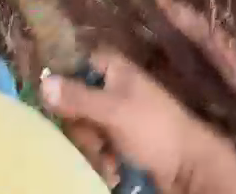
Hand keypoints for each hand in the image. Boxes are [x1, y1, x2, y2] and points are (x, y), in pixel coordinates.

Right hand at [42, 49, 235, 193]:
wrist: (194, 172)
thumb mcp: (113, 112)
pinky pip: (96, 146)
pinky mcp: (121, 142)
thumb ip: (77, 98)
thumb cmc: (155, 130)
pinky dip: (102, 160)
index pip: (72, 64)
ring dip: (91, 148)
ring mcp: (116, 117)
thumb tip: (41, 83)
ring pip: (83, 127)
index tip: (57, 105)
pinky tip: (113, 171)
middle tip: (94, 141)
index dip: (62, 84)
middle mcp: (111, 88)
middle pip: (73, 100)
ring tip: (108, 162)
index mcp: (111, 68)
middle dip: (81, 127)